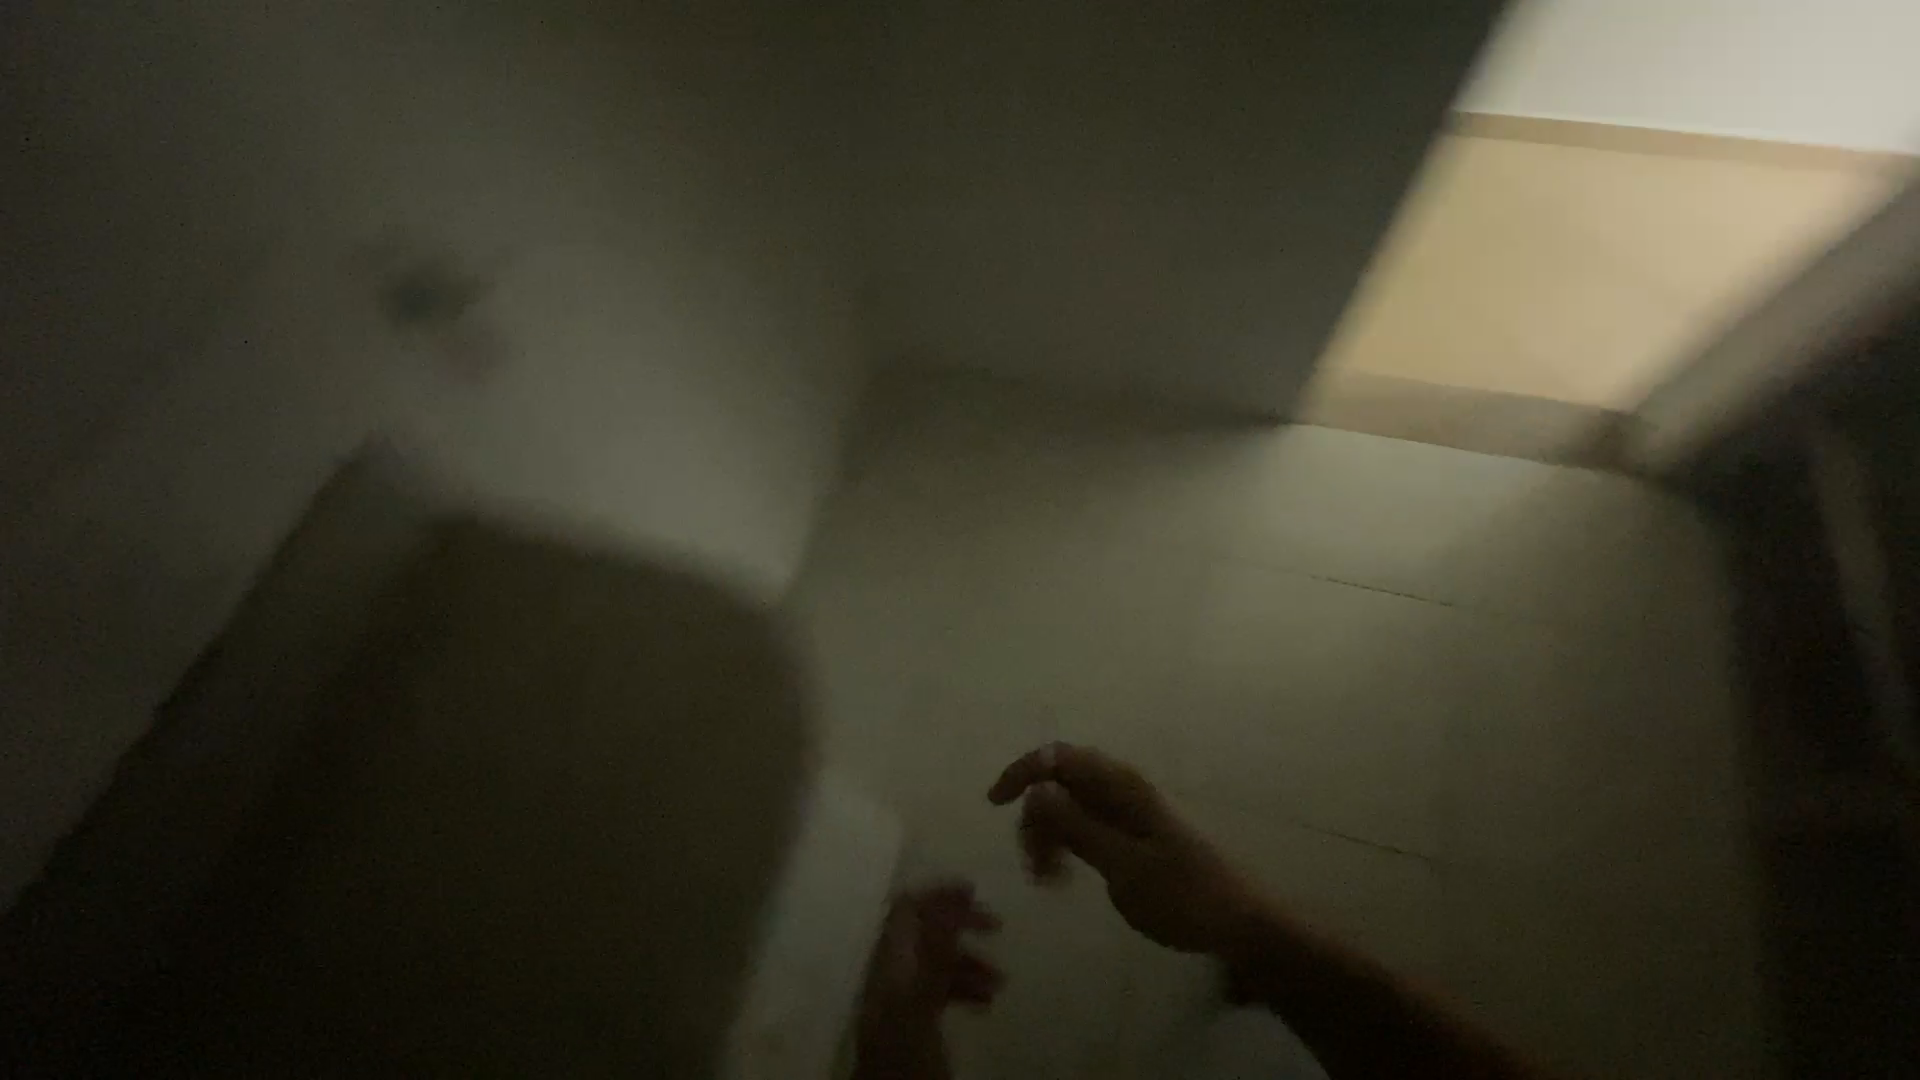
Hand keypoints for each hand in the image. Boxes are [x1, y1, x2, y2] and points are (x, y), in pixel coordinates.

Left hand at [853, 883, 1002, 1079]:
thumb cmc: (905, 1057)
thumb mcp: (921, 1002)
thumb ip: (932, 952)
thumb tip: (947, 900)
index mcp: (887, 963)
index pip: (906, 910)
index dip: (937, 895)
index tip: (973, 891)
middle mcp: (890, 975)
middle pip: (923, 932)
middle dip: (959, 925)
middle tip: (996, 925)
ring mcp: (901, 1001)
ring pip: (935, 964)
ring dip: (968, 962)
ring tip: (1000, 980)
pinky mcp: (913, 1026)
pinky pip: (939, 993)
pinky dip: (963, 989)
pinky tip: (985, 1002)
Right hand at [987, 742, 1265, 954]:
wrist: (1240, 924)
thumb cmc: (1184, 894)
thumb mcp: (1124, 865)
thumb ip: (1077, 826)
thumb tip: (1036, 789)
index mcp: (1121, 785)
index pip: (1058, 756)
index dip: (1022, 771)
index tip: (995, 804)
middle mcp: (1120, 789)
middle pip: (1058, 782)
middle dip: (1035, 817)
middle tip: (1035, 867)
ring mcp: (1124, 811)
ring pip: (1067, 806)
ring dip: (1047, 836)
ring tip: (1051, 881)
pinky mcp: (1128, 835)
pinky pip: (1082, 826)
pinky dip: (1065, 845)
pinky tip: (1064, 877)